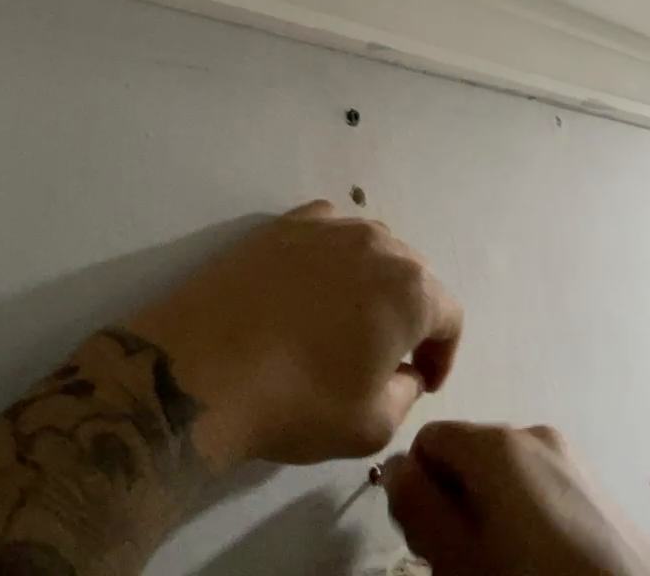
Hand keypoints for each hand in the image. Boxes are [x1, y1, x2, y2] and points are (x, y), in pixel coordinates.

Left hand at [126, 200, 462, 466]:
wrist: (200, 371)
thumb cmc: (297, 401)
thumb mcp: (373, 424)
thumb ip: (406, 391)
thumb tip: (402, 369)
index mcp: (411, 289)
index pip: (449, 315)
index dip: (443, 353)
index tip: (422, 381)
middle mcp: (376, 242)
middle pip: (412, 274)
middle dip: (410, 314)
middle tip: (388, 354)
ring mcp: (325, 226)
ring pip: (370, 248)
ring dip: (372, 281)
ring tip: (349, 318)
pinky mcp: (281, 224)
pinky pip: (326, 230)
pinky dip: (332, 253)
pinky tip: (313, 283)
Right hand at [383, 422, 649, 575]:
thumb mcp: (458, 559)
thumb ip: (416, 506)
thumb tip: (396, 467)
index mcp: (498, 443)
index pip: (427, 440)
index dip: (417, 489)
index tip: (428, 540)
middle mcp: (535, 435)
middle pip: (466, 455)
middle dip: (453, 502)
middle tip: (463, 562)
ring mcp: (573, 461)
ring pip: (503, 476)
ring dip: (488, 514)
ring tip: (501, 566)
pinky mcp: (600, 490)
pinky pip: (539, 490)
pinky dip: (524, 519)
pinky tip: (539, 565)